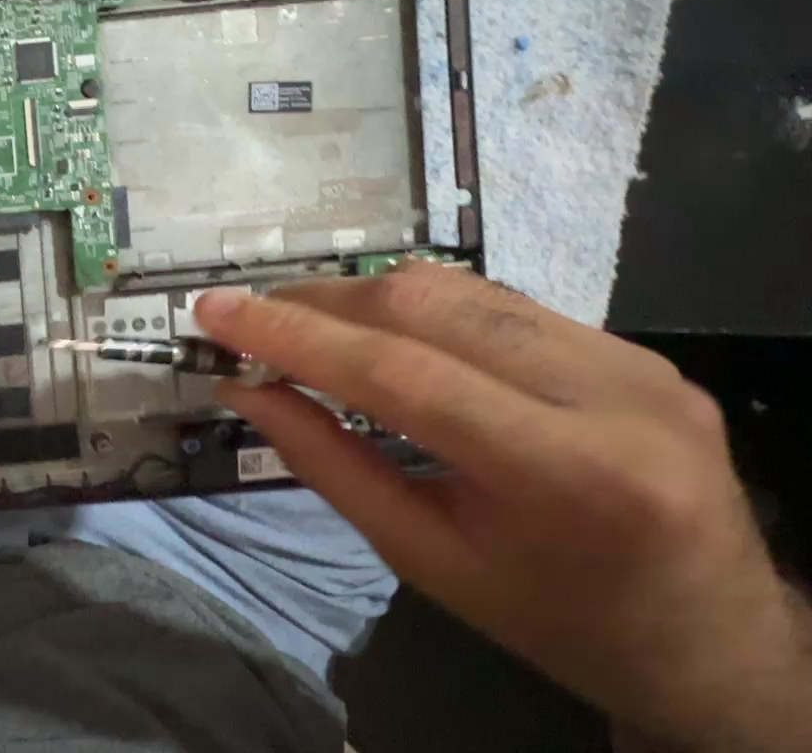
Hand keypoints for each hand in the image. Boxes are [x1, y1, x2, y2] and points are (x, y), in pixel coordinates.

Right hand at [194, 262, 811, 752]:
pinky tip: (378, 331)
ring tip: (301, 323)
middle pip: (425, 308)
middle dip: (315, 303)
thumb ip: (327, 462)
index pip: (399, 374)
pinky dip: (411, 305)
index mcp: (569, 476)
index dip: (292, 334)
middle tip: (246, 320)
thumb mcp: (423, 557)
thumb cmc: (551, 617)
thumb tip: (243, 387)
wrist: (714, 639)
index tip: (213, 311)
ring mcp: (632, 360)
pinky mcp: (629, 346)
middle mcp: (615, 396)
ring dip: (355, 295)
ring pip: (455, 286)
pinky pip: (491, 299)